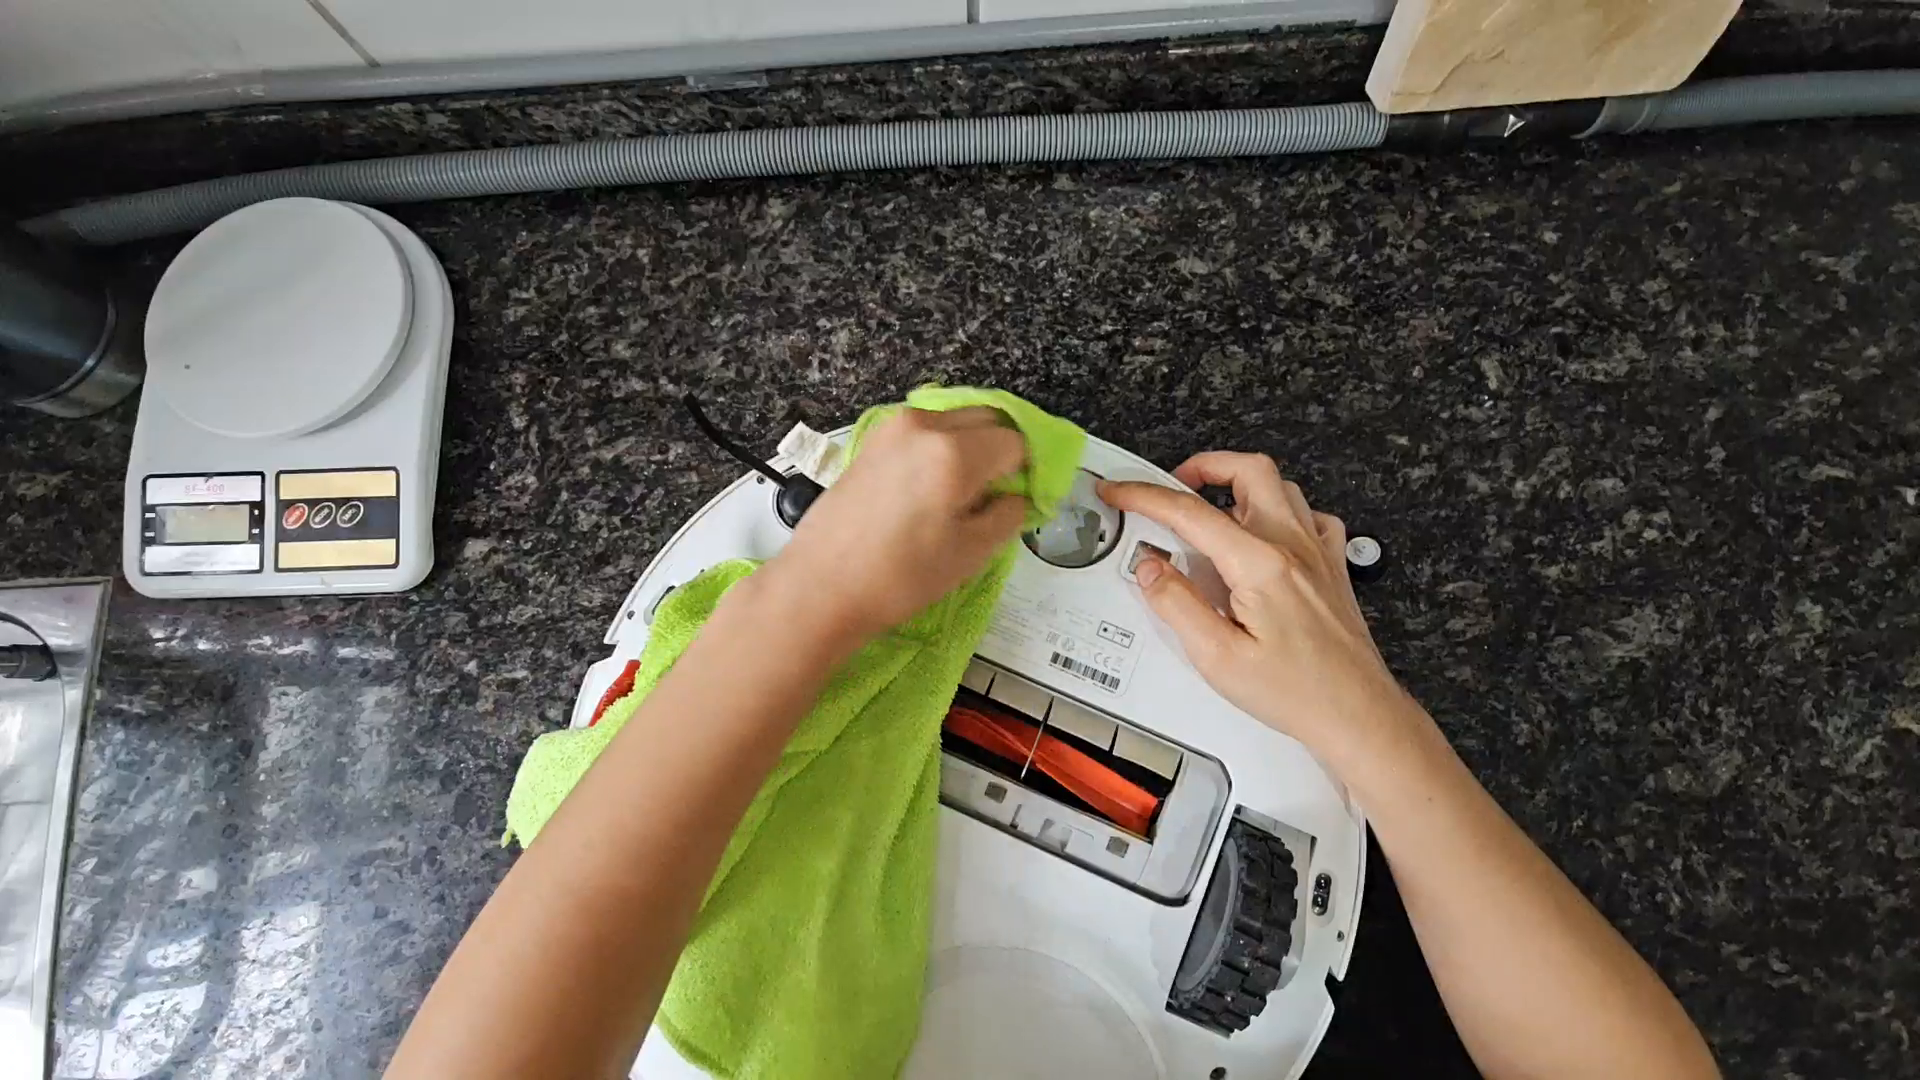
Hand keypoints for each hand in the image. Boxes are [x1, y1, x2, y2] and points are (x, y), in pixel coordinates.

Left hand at [759, 406, 1029, 642]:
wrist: (821, 587)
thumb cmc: (898, 578)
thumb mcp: (970, 553)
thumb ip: (1008, 514)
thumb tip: (1018, 495)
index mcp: (954, 452)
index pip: (1016, 443)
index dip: (1028, 471)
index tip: (1023, 499)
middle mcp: (924, 425)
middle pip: (988, 419)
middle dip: (1002, 452)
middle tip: (996, 498)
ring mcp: (893, 428)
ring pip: (956, 421)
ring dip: (972, 448)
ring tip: (961, 497)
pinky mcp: (873, 440)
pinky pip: (925, 431)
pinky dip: (941, 449)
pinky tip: (931, 490)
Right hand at [1098, 452, 1414, 759]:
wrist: (1358, 715)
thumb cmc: (1297, 692)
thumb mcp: (1217, 658)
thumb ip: (1176, 604)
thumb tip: (1150, 569)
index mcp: (1259, 564)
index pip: (1190, 512)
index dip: (1144, 496)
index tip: (1119, 492)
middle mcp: (1293, 547)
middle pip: (1248, 470)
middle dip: (1202, 466)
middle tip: (1171, 485)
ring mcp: (1317, 553)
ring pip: (1279, 486)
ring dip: (1237, 484)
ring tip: (1207, 506)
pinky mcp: (1331, 567)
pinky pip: (1309, 515)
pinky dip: (1278, 509)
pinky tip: (1262, 531)